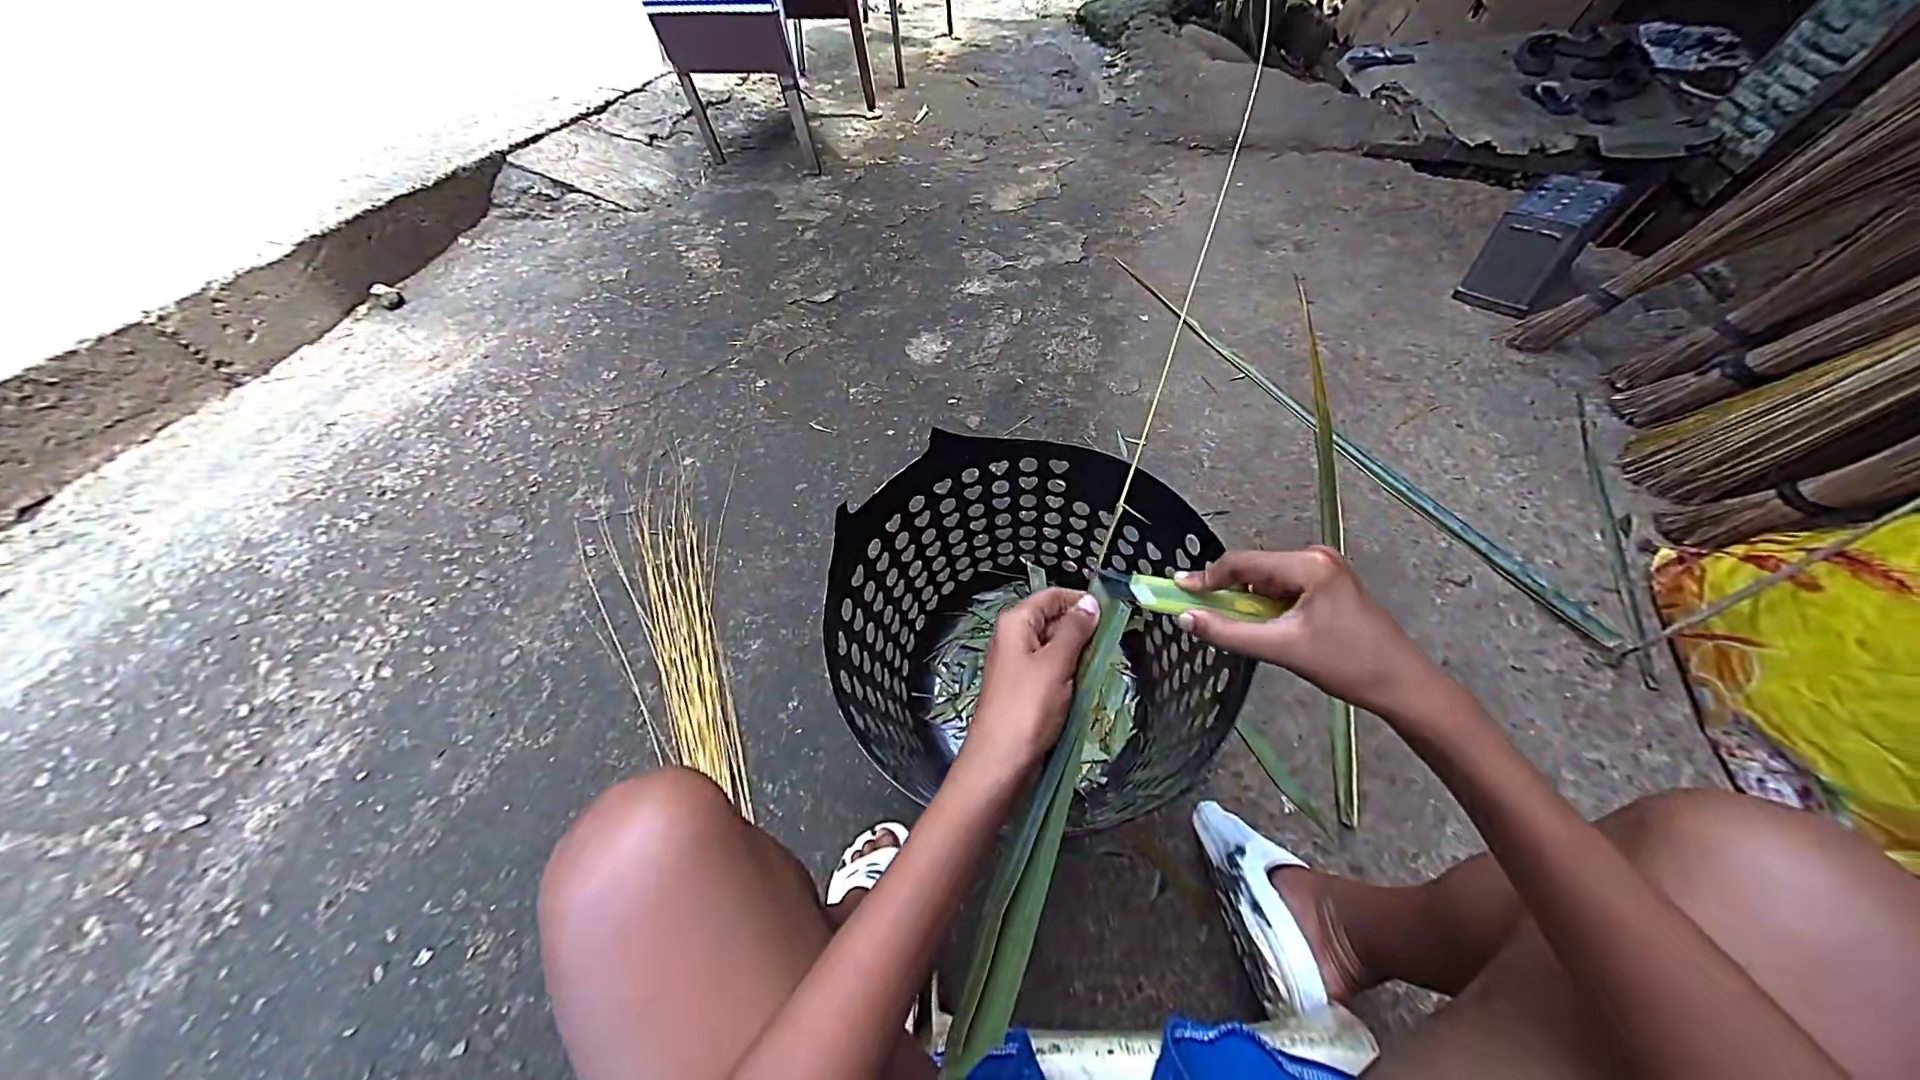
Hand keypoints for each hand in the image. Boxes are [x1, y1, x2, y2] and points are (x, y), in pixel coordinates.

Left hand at [958, 587, 1101, 782]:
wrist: (1001, 761)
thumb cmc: (1026, 708)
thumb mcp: (1055, 664)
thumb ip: (1075, 631)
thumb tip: (1090, 602)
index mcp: (1015, 623)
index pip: (1052, 596)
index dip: (1080, 601)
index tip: (1111, 613)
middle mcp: (1014, 638)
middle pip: (1054, 619)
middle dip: (1082, 629)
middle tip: (1110, 644)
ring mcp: (1020, 664)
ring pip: (1056, 646)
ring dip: (1079, 654)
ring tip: (1099, 666)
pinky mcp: (1027, 688)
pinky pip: (1053, 670)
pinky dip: (1071, 673)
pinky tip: (1086, 684)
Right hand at [1175, 547, 1446, 719]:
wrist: (1402, 684)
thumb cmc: (1350, 665)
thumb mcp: (1280, 648)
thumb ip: (1228, 632)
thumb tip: (1186, 618)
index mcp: (1308, 565)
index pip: (1241, 563)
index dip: (1205, 578)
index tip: (1178, 590)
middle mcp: (1315, 558)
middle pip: (1251, 570)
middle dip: (1227, 594)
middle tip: (1204, 614)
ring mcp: (1322, 570)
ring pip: (1263, 581)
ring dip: (1246, 603)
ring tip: (1245, 629)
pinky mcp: (1325, 585)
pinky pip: (1279, 589)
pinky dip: (1264, 607)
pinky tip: (1267, 628)